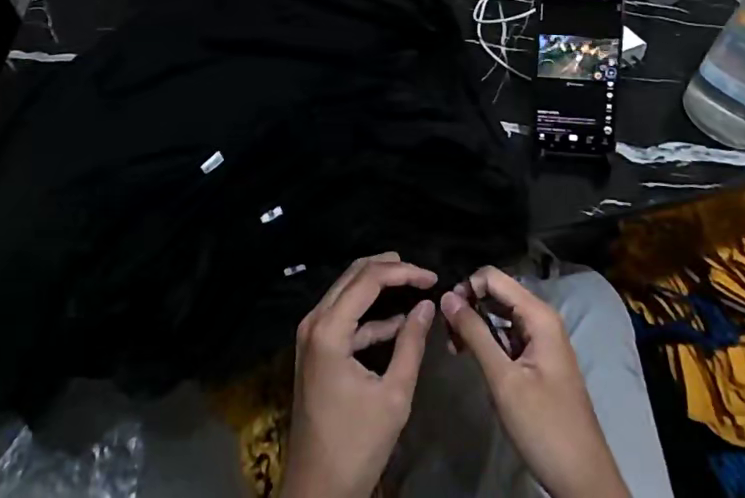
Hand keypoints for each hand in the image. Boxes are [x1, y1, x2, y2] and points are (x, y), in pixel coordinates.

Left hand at [281, 253, 437, 497]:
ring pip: (347, 291)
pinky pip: (344, 316)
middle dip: (391, 269)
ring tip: (415, 287)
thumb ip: (411, 343)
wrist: (317, 490)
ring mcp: (311, 336)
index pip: (369, 278)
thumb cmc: (357, 444)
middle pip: (354, 276)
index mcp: (329, 330)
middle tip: (423, 275)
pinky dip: (370, 313)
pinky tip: (398, 321)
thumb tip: (427, 304)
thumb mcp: (394, 394)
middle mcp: (314, 323)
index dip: (404, 272)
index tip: (433, 277)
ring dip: (380, 286)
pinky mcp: (315, 351)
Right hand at [440, 267, 630, 497]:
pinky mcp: (538, 359)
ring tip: (454, 350)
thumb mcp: (503, 379)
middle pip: (497, 293)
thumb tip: (448, 297)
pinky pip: (508, 336)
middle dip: (469, 307)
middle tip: (446, 337)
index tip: (445, 314)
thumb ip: (475, 334)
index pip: (494, 277)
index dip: (467, 287)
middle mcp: (542, 318)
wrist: (581, 475)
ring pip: (500, 315)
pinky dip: (487, 342)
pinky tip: (472, 359)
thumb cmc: (543, 424)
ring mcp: (542, 339)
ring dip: (475, 326)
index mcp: (539, 314)